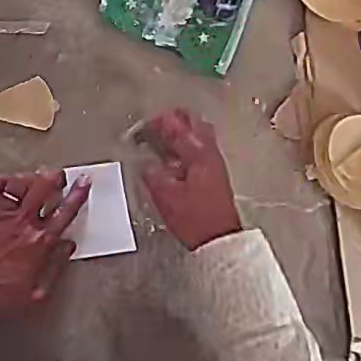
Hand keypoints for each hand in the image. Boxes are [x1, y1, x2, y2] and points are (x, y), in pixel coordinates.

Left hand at [0, 171, 92, 320]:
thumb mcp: (38, 294)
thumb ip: (57, 266)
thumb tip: (68, 247)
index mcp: (41, 242)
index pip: (67, 210)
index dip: (78, 193)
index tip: (83, 182)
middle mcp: (23, 223)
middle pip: (46, 186)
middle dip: (55, 177)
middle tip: (58, 177)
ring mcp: (1, 216)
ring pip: (21, 182)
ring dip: (30, 177)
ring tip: (33, 178)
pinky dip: (0, 180)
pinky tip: (5, 182)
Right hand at [139, 109, 242, 249]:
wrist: (219, 240)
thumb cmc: (194, 219)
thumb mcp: (166, 196)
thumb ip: (152, 174)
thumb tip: (146, 163)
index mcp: (198, 152)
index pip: (175, 125)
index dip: (155, 124)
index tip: (140, 131)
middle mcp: (209, 151)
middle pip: (192, 121)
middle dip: (170, 120)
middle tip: (151, 129)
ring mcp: (215, 161)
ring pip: (198, 132)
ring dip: (180, 131)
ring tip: (160, 140)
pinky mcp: (215, 172)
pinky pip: (200, 147)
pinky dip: (186, 144)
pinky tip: (173, 157)